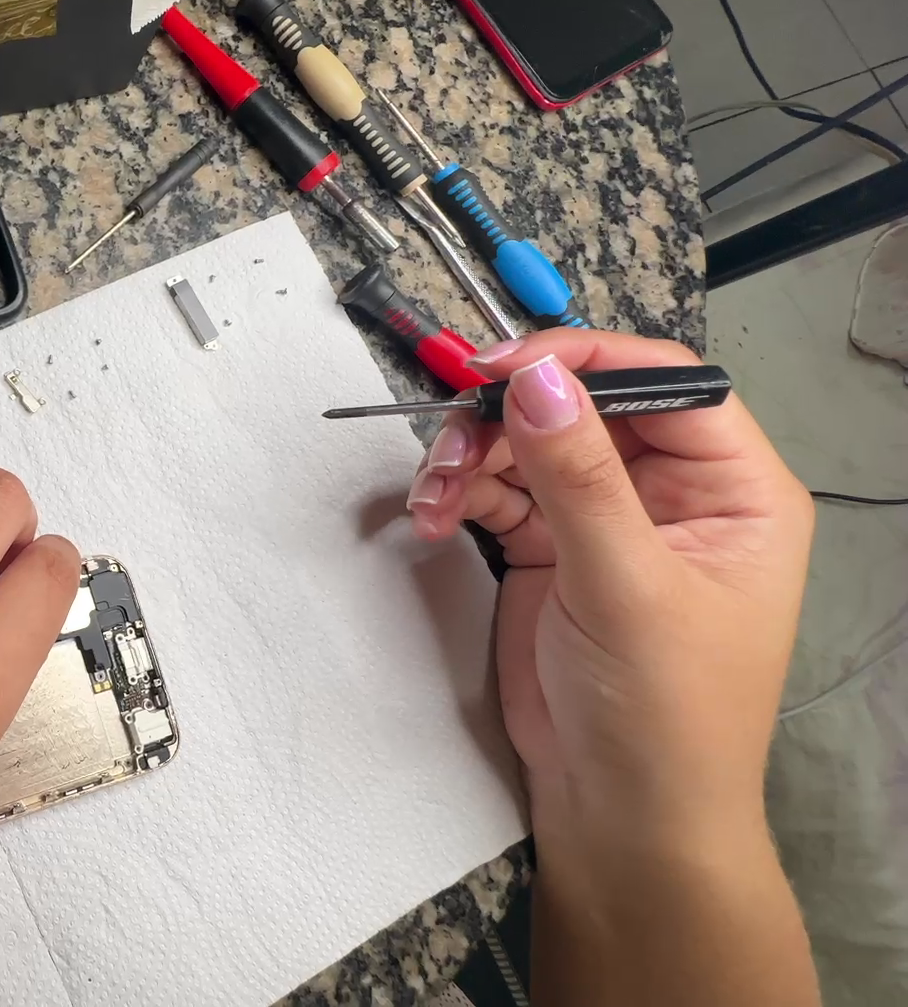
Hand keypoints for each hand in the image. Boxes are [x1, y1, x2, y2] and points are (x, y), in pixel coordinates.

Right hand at [406, 330, 817, 1005]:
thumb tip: (535, 377)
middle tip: (444, 450)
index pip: (662, 384)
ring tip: (429, 501)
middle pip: (572, 411)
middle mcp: (663, 490)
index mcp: (728, 487)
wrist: (611, 794)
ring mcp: (596, 517)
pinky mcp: (541, 544)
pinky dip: (453, 496)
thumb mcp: (622, 582)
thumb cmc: (656, 698)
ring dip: (464, 462)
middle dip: (499, 424)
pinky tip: (430, 520)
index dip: (580, 362)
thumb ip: (578, 475)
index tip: (493, 371)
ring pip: (519, 449)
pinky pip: (491, 492)